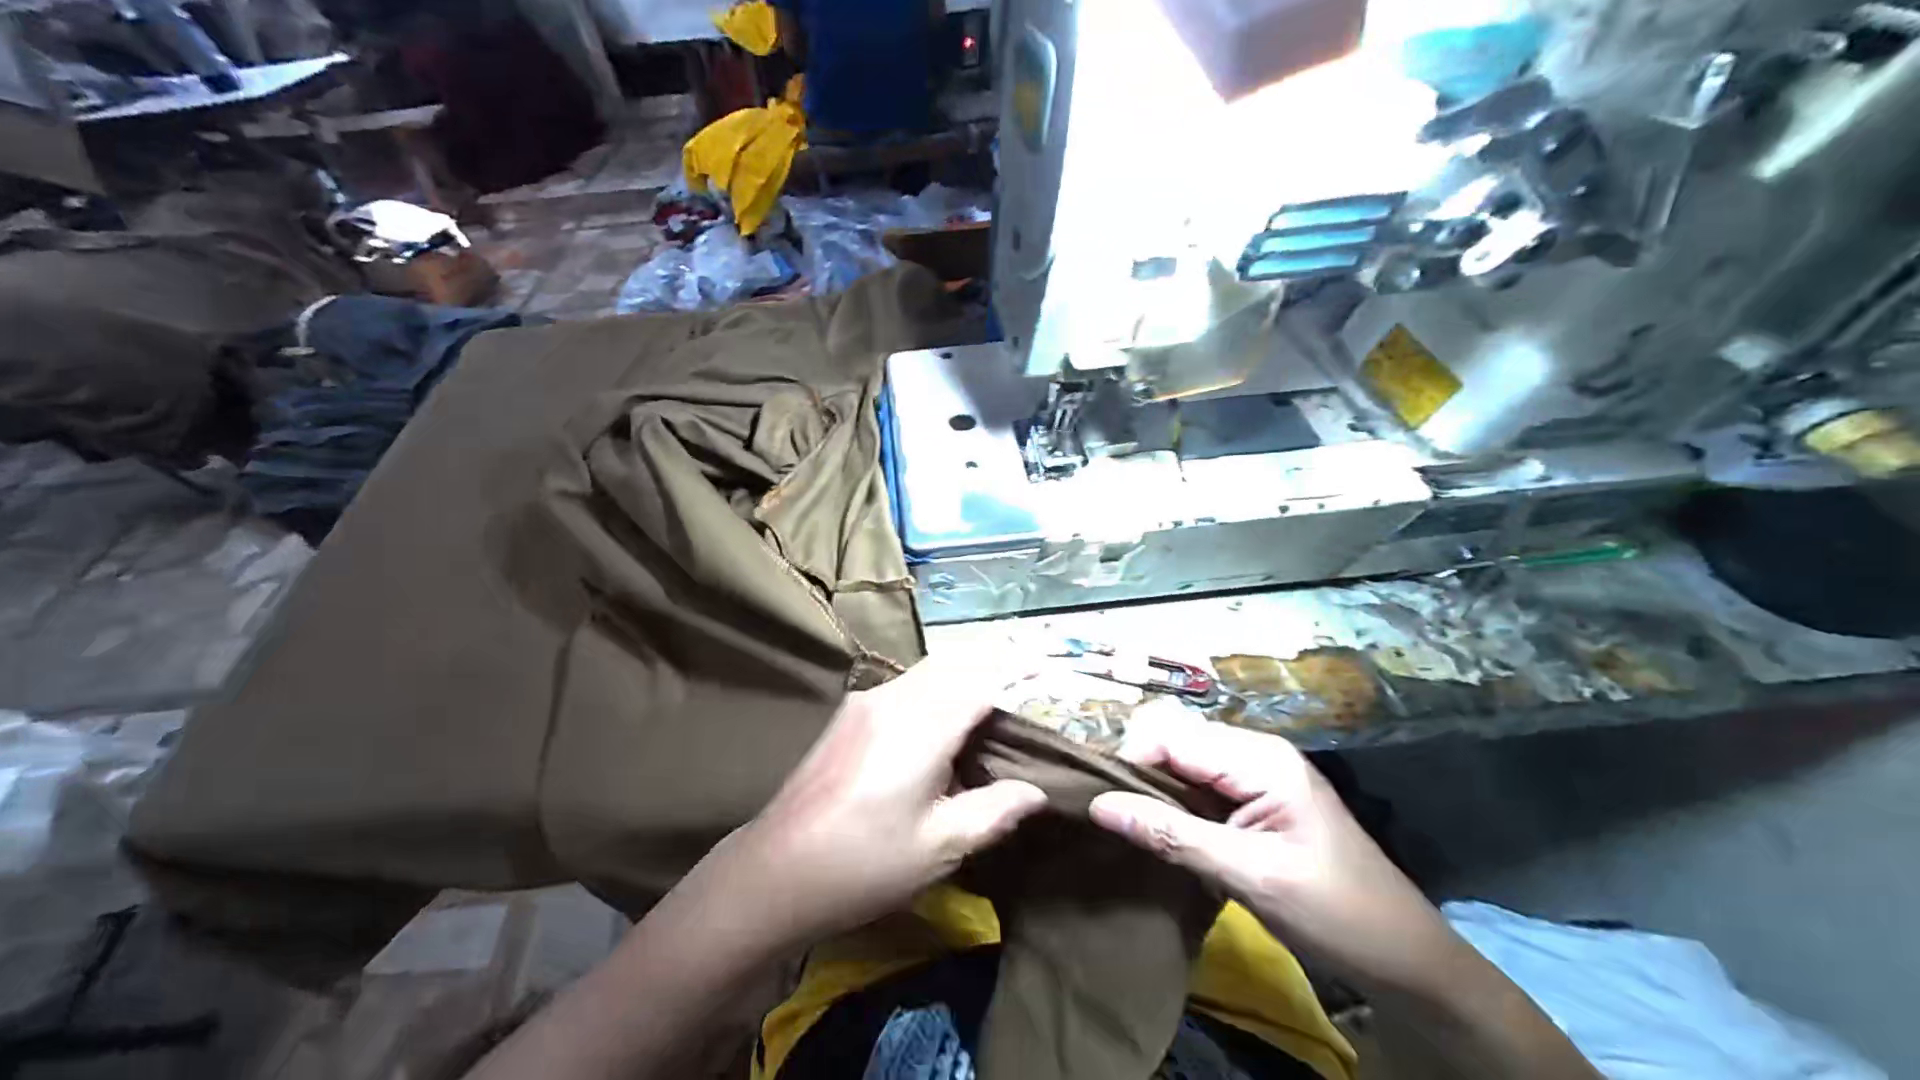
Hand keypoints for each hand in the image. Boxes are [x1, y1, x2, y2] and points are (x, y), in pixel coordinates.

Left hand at [721, 654, 1048, 946]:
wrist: (773, 872)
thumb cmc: (864, 864)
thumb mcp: (939, 847)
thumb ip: (994, 811)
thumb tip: (1036, 792)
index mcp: (922, 725)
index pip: (982, 682)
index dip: (1018, 679)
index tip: (1045, 681)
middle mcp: (894, 698)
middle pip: (954, 664)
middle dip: (991, 672)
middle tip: (1019, 702)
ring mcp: (865, 701)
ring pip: (928, 671)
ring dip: (961, 681)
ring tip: (985, 719)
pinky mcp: (848, 714)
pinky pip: (905, 685)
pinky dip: (934, 692)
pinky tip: (939, 731)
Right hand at [1088, 703, 1461, 994]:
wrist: (1405, 958)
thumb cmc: (1335, 913)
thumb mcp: (1249, 875)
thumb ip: (1171, 835)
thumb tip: (1098, 806)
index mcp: (1261, 758)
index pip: (1172, 736)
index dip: (1132, 762)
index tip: (1103, 804)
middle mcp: (1255, 752)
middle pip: (1174, 740)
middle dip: (1139, 773)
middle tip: (1115, 820)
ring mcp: (1256, 774)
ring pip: (1182, 762)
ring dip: (1154, 791)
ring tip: (1131, 828)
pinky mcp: (1254, 798)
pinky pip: (1198, 785)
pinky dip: (1173, 805)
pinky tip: (1162, 834)